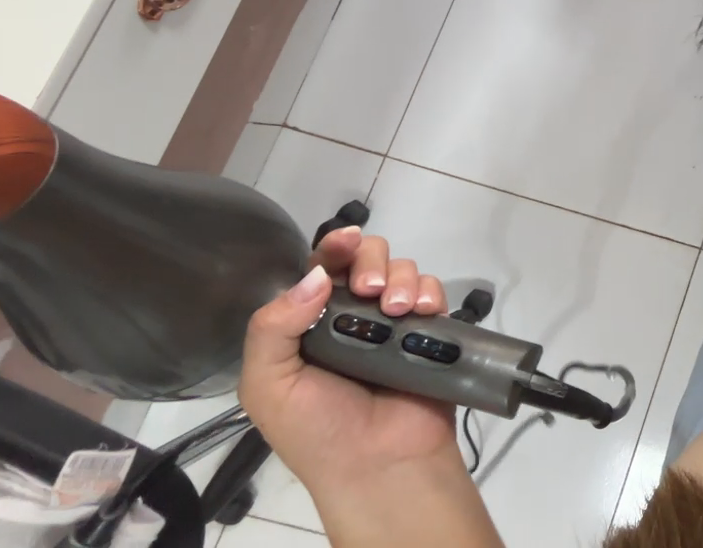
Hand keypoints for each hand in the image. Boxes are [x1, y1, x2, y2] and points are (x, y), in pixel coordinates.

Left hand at [239, 229, 458, 492]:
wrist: (378, 463)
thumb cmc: (317, 429)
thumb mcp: (269, 386)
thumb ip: (272, 329)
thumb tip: (316, 275)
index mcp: (309, 325)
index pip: (320, 269)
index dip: (333, 247)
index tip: (348, 239)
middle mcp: (352, 316)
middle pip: (366, 258)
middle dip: (372, 262)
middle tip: (370, 291)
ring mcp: (393, 322)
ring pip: (402, 270)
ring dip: (402, 279)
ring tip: (398, 310)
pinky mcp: (429, 330)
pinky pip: (432, 292)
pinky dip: (430, 292)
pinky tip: (425, 311)